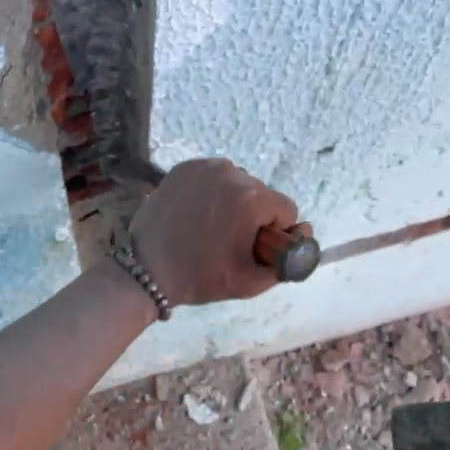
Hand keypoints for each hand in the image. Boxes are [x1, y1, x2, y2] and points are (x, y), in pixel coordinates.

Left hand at [128, 159, 295, 306]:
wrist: (146, 270)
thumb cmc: (200, 278)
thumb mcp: (251, 282)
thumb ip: (288, 260)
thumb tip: (303, 232)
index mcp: (251, 199)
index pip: (285, 210)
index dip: (273, 233)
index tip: (251, 248)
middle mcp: (232, 173)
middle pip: (261, 195)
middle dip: (253, 217)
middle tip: (227, 242)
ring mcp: (205, 167)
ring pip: (238, 184)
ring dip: (234, 204)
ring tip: (210, 229)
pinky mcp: (185, 167)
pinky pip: (214, 178)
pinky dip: (212, 194)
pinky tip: (197, 215)